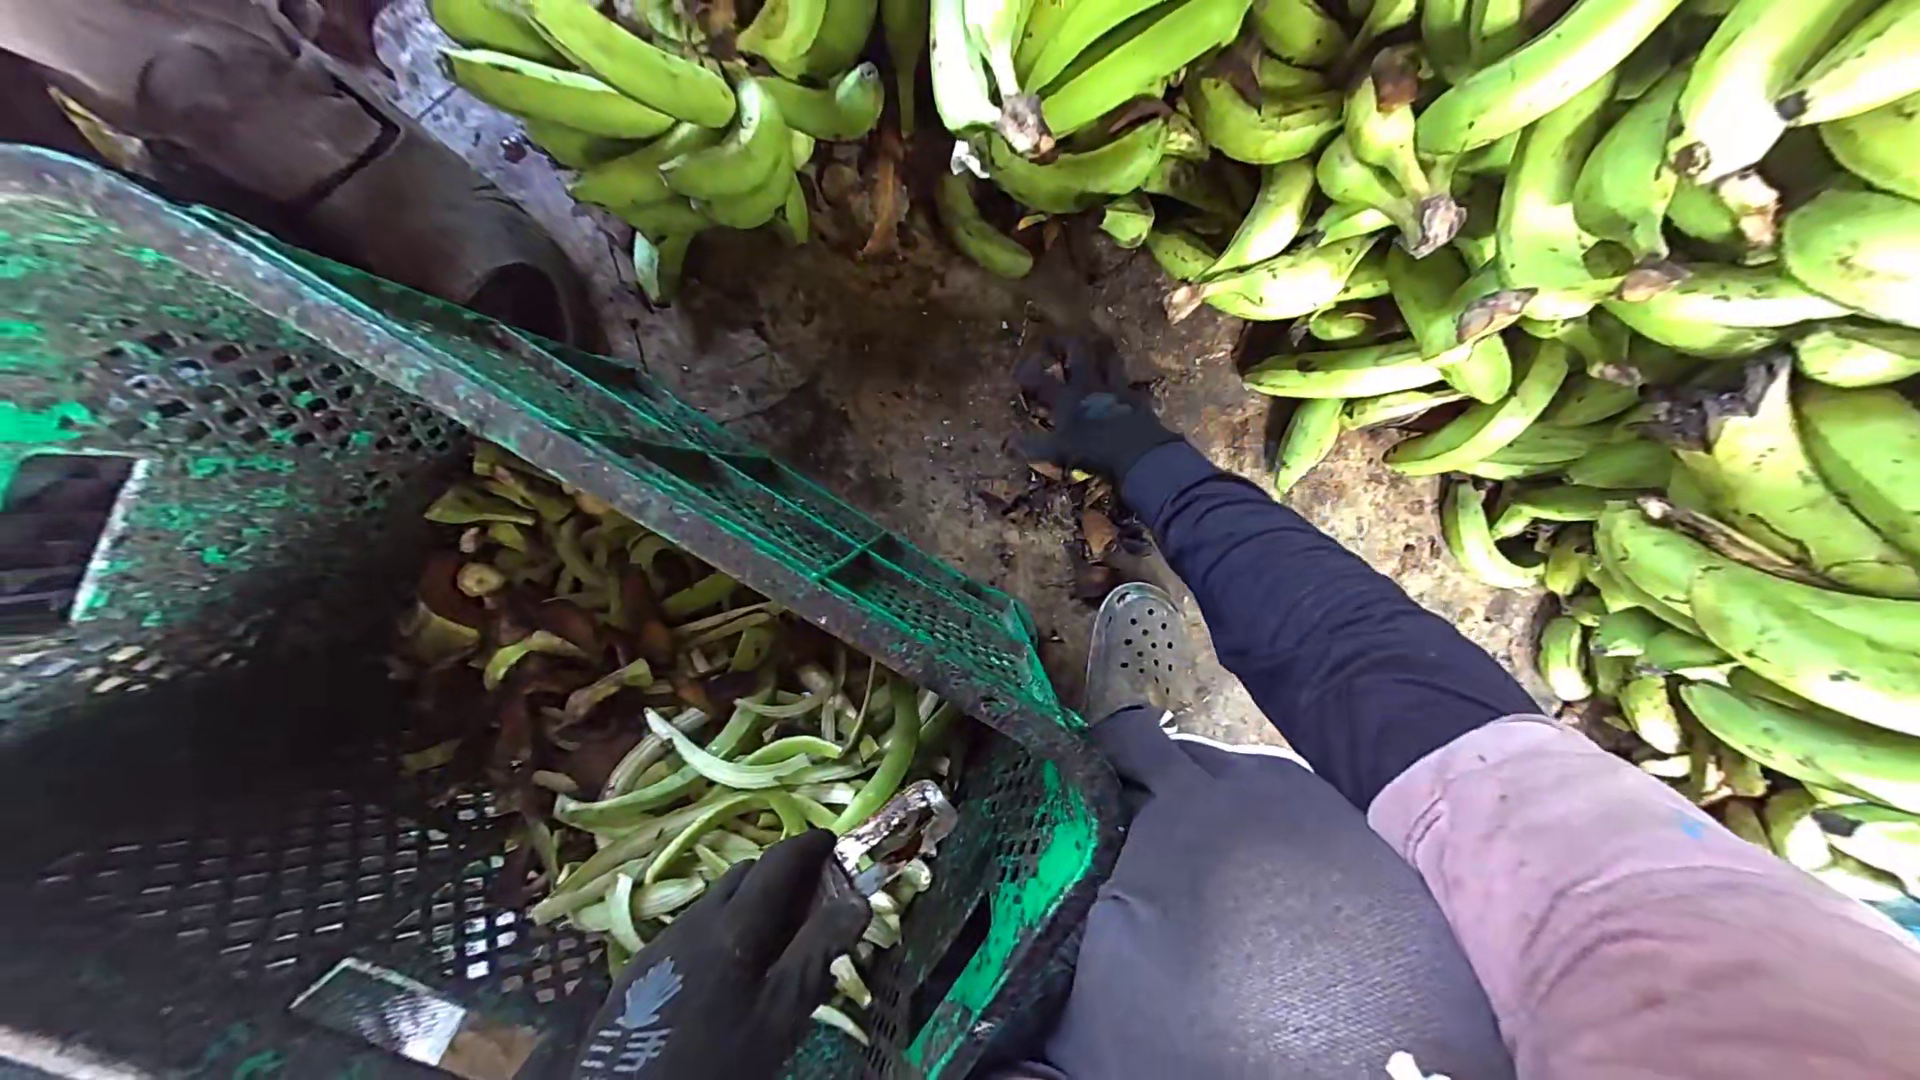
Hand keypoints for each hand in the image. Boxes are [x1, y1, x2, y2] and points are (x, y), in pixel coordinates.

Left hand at [571, 830, 869, 1079]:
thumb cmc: (715, 1063)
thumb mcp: (779, 1014)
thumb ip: (819, 951)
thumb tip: (859, 900)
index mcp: (736, 922)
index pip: (780, 859)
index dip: (809, 845)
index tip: (832, 842)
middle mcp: (699, 917)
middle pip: (746, 873)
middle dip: (781, 872)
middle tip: (809, 898)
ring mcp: (665, 941)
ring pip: (717, 899)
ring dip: (750, 899)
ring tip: (771, 936)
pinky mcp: (641, 969)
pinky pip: (693, 926)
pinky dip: (721, 927)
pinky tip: (726, 970)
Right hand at [1016, 336, 1181, 481]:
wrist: (1138, 454)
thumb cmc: (1092, 451)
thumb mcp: (1056, 452)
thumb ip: (1032, 447)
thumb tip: (1008, 443)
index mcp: (1066, 398)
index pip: (1041, 378)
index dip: (1028, 372)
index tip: (1019, 372)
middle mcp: (1090, 386)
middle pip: (1078, 352)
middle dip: (1065, 342)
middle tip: (1056, 341)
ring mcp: (1116, 389)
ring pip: (1108, 359)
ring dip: (1100, 352)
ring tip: (1095, 349)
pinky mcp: (1137, 400)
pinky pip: (1130, 384)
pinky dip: (1124, 383)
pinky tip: (1123, 386)